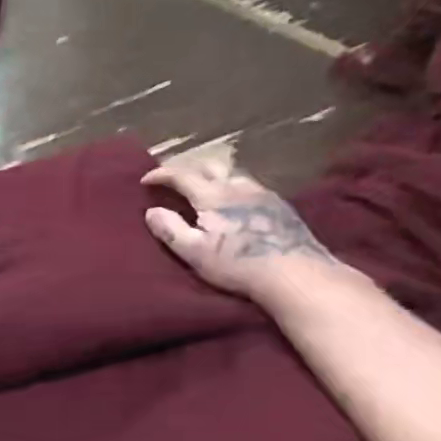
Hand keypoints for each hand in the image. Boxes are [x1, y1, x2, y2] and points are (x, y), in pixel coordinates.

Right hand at [140, 153, 339, 301]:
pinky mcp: (279, 206)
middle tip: (172, 180)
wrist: (295, 274)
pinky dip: (230, 187)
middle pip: (210, 166)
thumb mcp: (193, 251)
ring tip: (201, 190)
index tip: (144, 180)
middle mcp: (239, 187)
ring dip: (211, 177)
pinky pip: (249, 186)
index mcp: (214, 196)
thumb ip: (169, 229)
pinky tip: (231, 202)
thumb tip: (151, 211)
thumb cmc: (236, 264)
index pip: (182, 175)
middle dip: (187, 169)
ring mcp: (263, 194)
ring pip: (232, 174)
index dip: (161, 174)